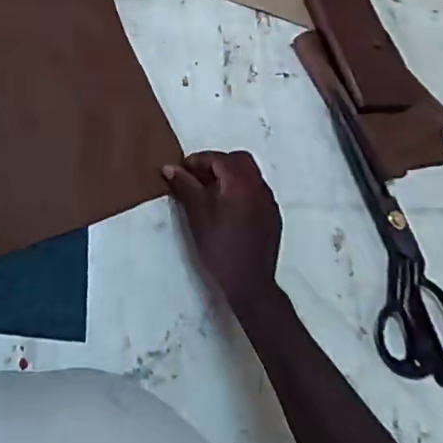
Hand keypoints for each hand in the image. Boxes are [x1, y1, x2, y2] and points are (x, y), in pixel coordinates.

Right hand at [163, 150, 282, 312]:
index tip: (181, 172)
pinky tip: (224, 210)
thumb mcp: (196, 214)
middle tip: (196, 178)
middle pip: (239, 161)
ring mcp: (269, 204)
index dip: (197, 161)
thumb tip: (170, 168)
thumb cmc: (220, 247)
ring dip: (228, 177)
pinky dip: (239, 191)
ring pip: (249, 176)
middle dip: (216, 163)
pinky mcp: (272, 218)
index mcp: (241, 183)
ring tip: (208, 194)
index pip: (219, 158)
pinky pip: (255, 192)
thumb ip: (184, 186)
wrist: (249, 284)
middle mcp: (259, 188)